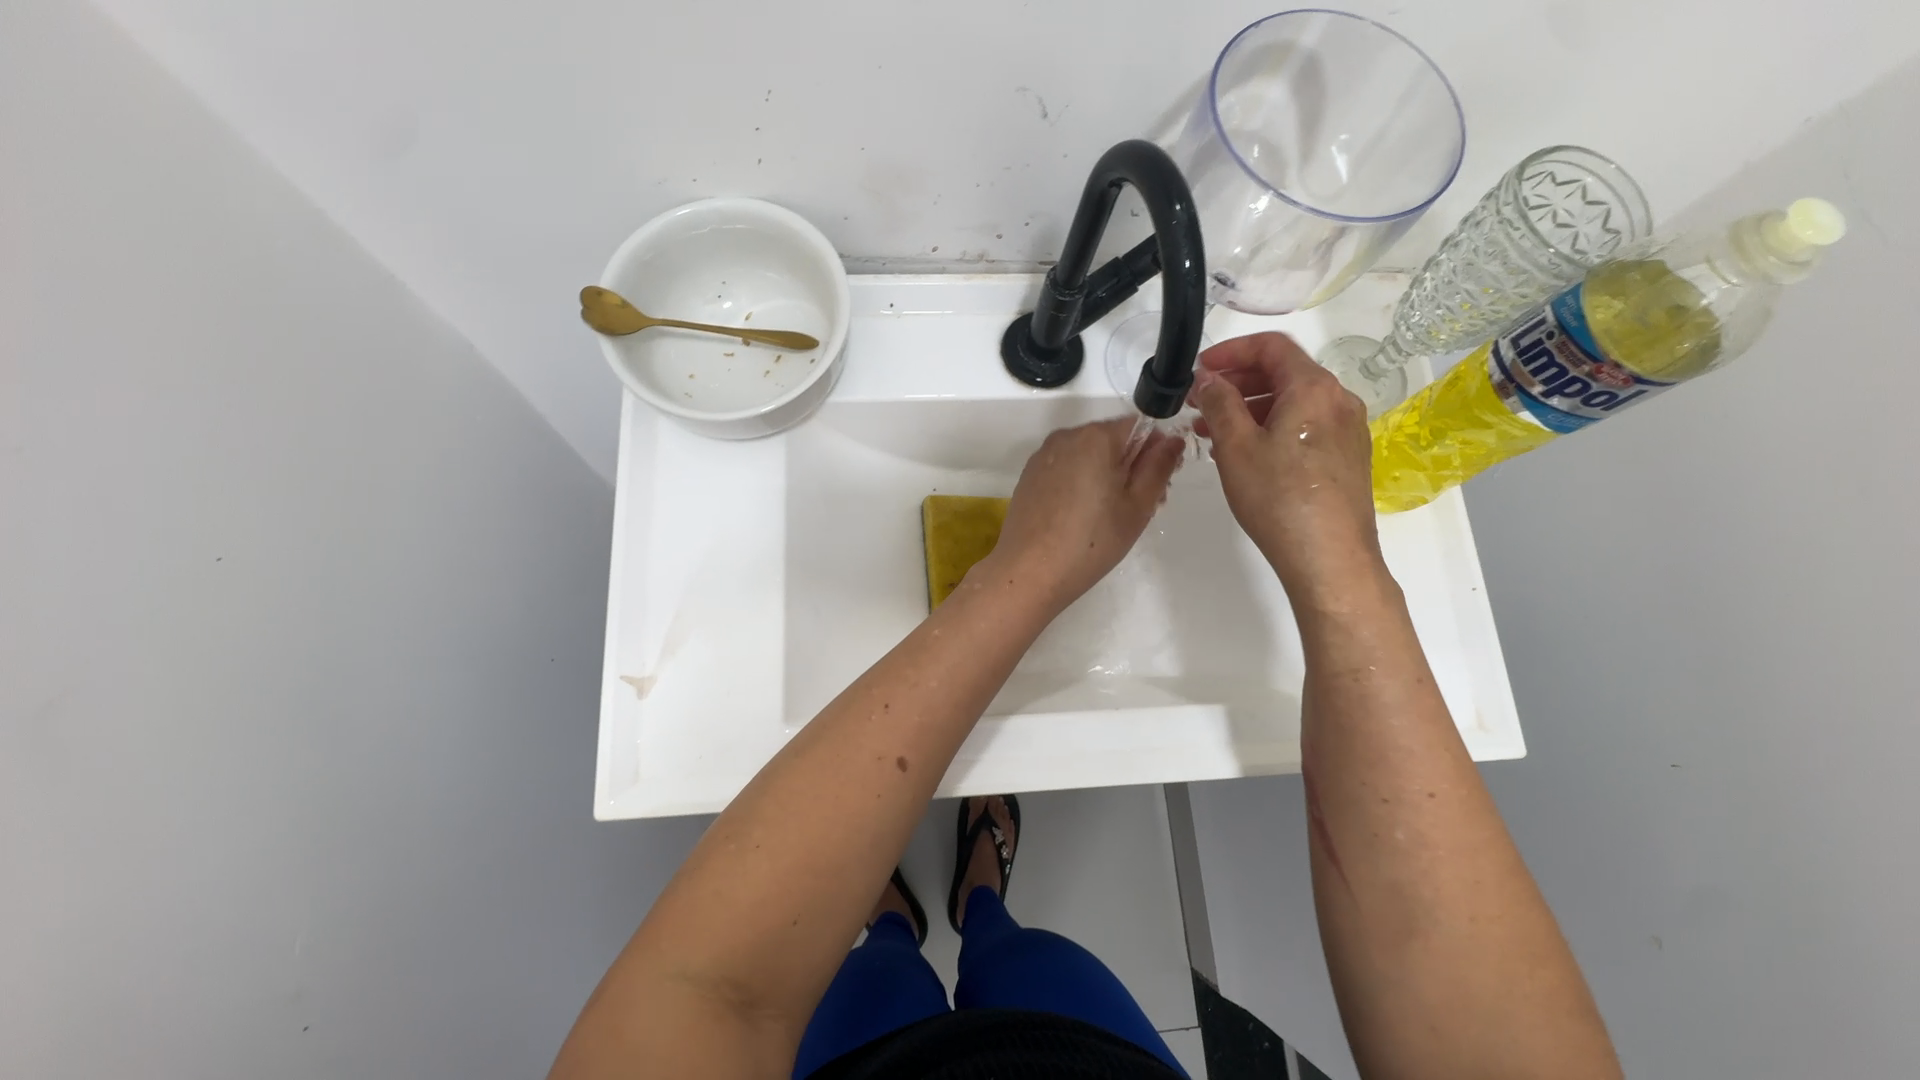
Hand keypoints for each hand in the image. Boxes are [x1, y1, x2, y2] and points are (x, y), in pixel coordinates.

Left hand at [979, 417, 1183, 613]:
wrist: (1029, 572)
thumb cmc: (1091, 541)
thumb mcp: (1137, 506)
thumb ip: (1159, 466)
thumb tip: (1173, 440)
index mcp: (1095, 437)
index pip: (1139, 426)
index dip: (1157, 450)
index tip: (1162, 483)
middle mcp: (1066, 437)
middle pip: (1112, 440)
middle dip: (1133, 466)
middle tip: (1144, 507)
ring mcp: (1043, 457)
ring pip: (1088, 456)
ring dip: (1107, 477)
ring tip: (1114, 518)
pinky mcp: (1030, 477)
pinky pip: (1066, 469)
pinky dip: (1082, 484)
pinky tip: (1084, 518)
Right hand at [1190, 333, 1384, 606]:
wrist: (1329, 559)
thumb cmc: (1278, 498)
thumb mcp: (1236, 447)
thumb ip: (1220, 403)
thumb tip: (1208, 378)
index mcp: (1314, 388)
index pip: (1271, 346)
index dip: (1230, 351)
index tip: (1199, 371)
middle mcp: (1338, 401)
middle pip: (1284, 372)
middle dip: (1238, 381)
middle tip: (1199, 402)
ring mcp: (1348, 430)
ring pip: (1294, 402)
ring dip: (1252, 408)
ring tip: (1214, 432)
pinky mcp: (1347, 458)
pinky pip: (1305, 426)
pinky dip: (1273, 427)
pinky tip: (1247, 455)